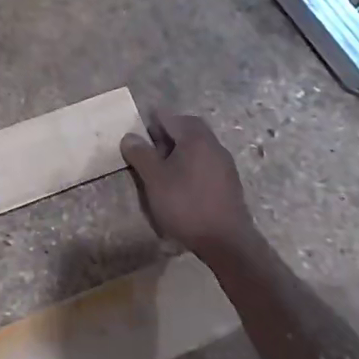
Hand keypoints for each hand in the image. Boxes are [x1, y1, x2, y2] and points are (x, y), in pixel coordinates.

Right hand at [120, 110, 258, 258]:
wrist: (226, 241)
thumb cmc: (186, 205)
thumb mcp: (155, 180)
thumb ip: (141, 154)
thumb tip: (130, 136)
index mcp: (195, 137)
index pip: (169, 117)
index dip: (150, 123)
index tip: (136, 137)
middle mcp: (213, 143)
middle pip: (186, 128)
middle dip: (166, 136)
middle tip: (149, 152)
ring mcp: (224, 162)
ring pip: (196, 146)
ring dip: (178, 152)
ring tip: (162, 171)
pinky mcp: (229, 181)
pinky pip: (205, 162)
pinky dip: (190, 165)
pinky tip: (181, 185)